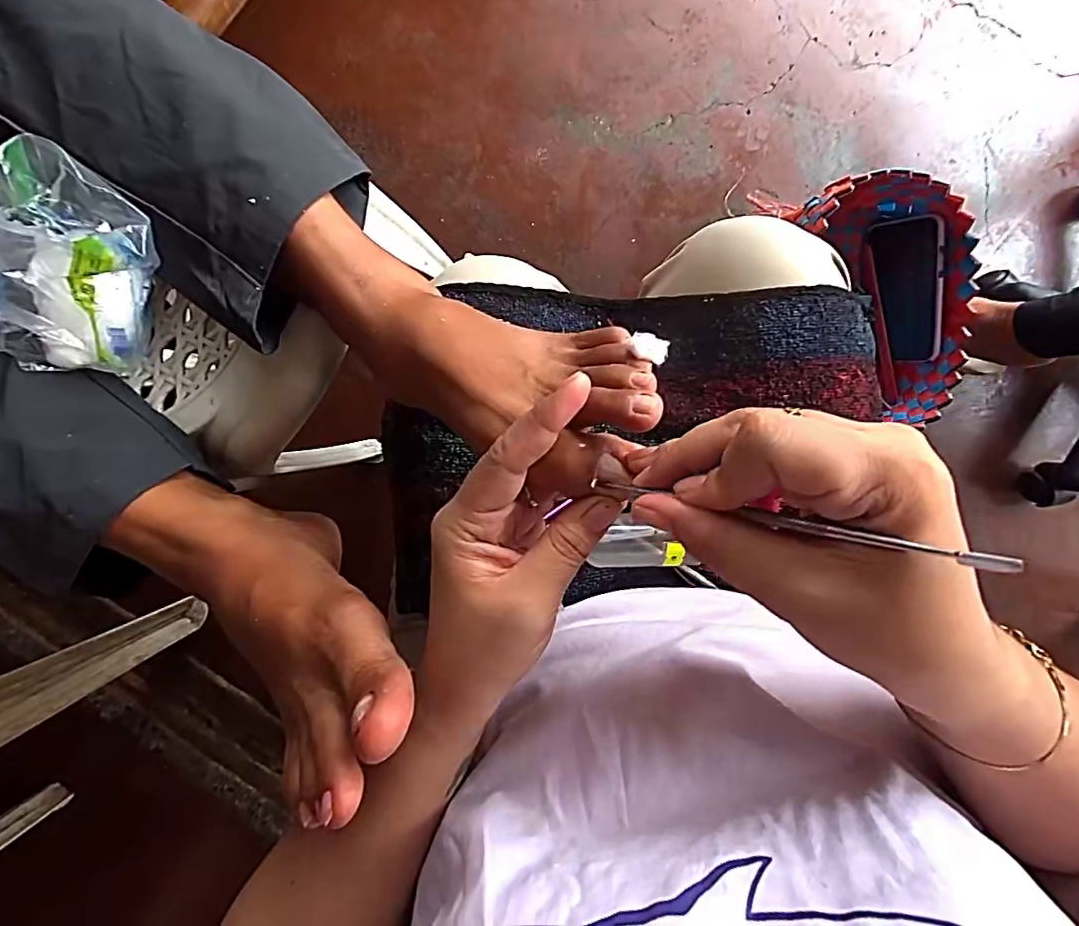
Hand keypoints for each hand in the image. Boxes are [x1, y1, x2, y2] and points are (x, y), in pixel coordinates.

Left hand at [423, 374, 623, 725]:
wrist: (462, 690)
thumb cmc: (481, 653)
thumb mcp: (531, 597)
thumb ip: (570, 542)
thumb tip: (609, 497)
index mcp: (463, 520)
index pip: (505, 459)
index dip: (541, 422)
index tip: (572, 389)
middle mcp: (475, 512)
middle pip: (522, 463)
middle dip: (567, 441)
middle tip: (612, 424)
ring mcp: (494, 524)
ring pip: (538, 483)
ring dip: (575, 470)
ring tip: (616, 453)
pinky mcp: (512, 538)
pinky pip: (545, 507)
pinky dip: (574, 499)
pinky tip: (601, 487)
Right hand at [625, 408, 1006, 716]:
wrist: (946, 652)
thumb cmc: (893, 635)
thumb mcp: (795, 593)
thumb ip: (718, 541)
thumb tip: (653, 505)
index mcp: (889, 470)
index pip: (769, 439)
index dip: (706, 470)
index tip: (669, 506)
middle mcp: (881, 438)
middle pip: (759, 426)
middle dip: (697, 460)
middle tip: (653, 494)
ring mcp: (866, 440)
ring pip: (758, 432)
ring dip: (711, 466)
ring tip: (681, 502)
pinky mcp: (847, 452)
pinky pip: (772, 446)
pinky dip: (734, 472)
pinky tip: (718, 500)